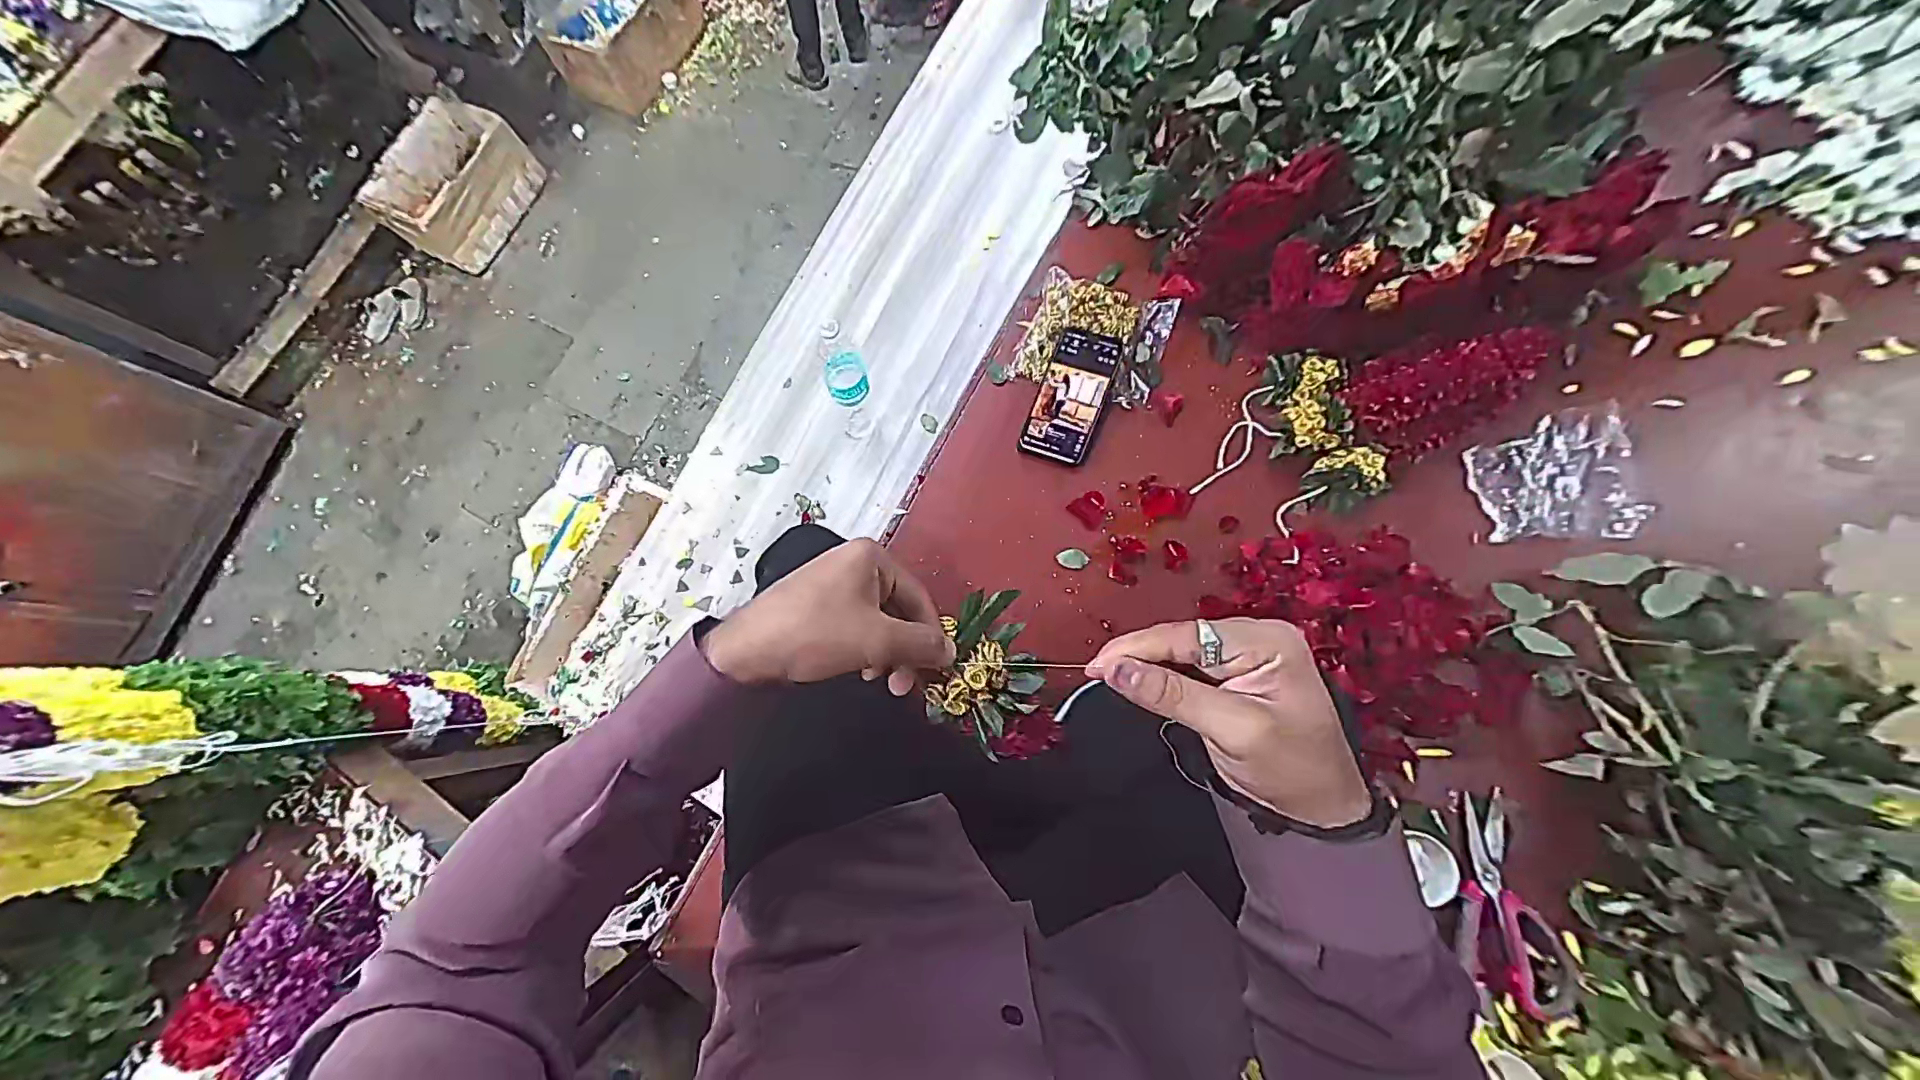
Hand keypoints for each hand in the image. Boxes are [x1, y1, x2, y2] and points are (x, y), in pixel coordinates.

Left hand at [703, 539, 954, 694]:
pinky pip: (856, 625)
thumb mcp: (877, 640)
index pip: (919, 597)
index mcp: (871, 557)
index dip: (932, 635)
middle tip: (905, 684)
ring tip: (879, 679)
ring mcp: (833, 582)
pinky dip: (865, 649)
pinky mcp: (817, 604)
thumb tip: (951, 651)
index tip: (937, 669)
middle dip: (906, 649)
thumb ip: (921, 645)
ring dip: (886, 653)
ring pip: (879, 621)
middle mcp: (854, 563)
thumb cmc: (813, 634)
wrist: (745, 651)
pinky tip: (859, 669)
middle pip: (899, 610)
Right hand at [1086, 618, 1371, 829]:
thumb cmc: (1292, 771)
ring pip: (1181, 650)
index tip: (1097, 665)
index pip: (1188, 635)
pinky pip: (1190, 665)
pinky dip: (1161, 674)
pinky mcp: (1238, 671)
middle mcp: (1258, 636)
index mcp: (1267, 640)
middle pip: (1182, 638)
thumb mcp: (1232, 730)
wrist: (1326, 807)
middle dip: (1138, 654)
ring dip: (1146, 663)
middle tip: (1097, 672)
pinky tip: (1138, 679)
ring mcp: (1249, 652)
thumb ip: (1172, 695)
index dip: (1137, 647)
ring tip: (1109, 674)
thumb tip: (1115, 670)